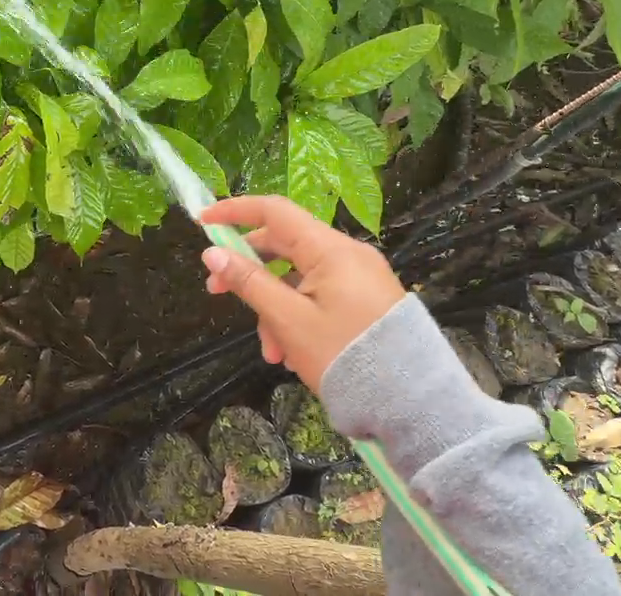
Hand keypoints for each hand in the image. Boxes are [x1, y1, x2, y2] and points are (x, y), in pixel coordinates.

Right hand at [198, 195, 406, 394]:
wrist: (418, 408)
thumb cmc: (346, 356)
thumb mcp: (288, 320)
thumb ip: (248, 281)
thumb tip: (212, 252)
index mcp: (331, 250)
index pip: (274, 211)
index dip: (234, 212)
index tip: (202, 222)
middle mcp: (348, 255)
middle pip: (284, 246)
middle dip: (249, 271)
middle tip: (217, 292)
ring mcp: (361, 279)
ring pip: (299, 277)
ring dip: (273, 306)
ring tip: (270, 352)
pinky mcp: (368, 302)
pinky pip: (320, 296)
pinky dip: (298, 316)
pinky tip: (292, 354)